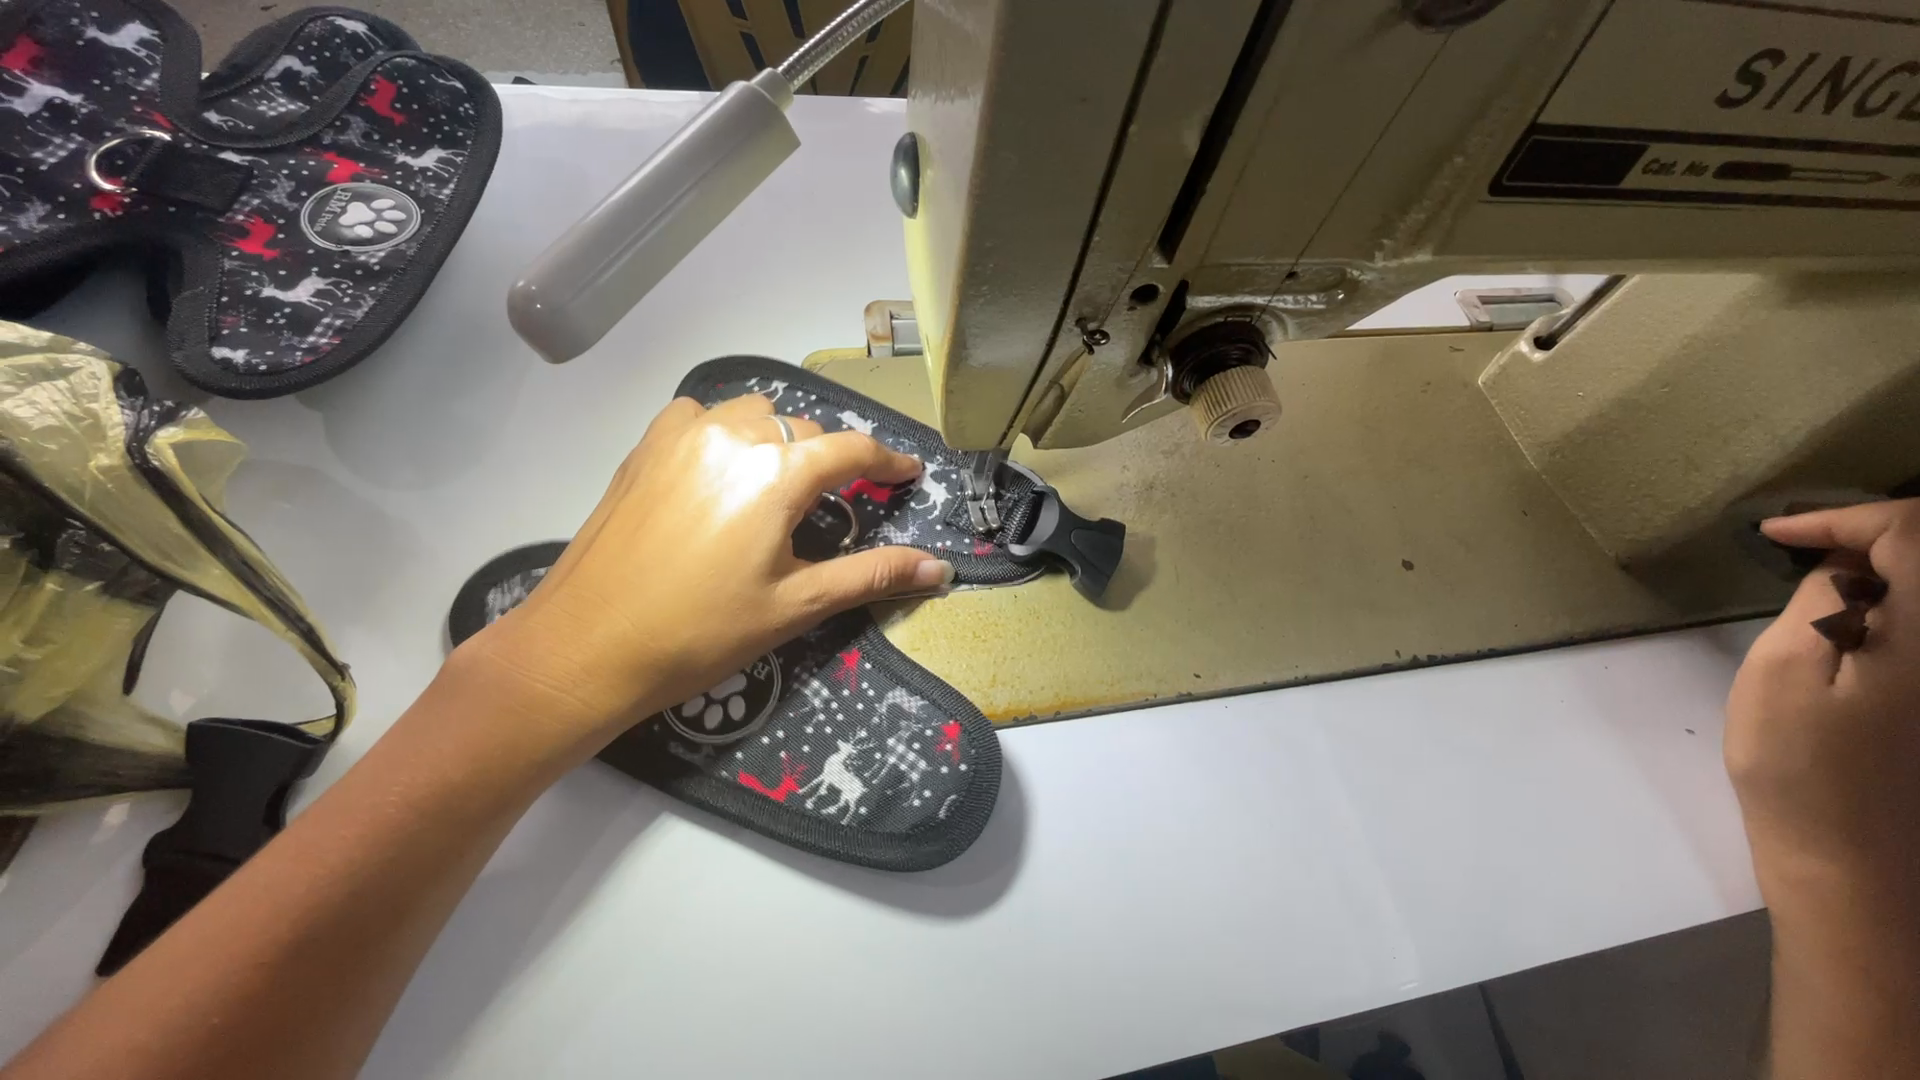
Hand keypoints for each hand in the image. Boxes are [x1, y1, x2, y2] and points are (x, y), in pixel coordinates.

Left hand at [453, 393, 951, 755]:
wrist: (587, 646)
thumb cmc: (701, 632)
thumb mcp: (796, 606)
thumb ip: (872, 575)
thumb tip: (942, 571)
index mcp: (777, 473)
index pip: (852, 449)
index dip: (889, 460)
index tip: (909, 473)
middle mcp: (733, 435)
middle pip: (804, 431)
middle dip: (830, 461)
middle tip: (837, 504)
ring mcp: (683, 435)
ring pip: (754, 415)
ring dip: (779, 441)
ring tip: (778, 486)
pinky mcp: (645, 447)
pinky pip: (702, 417)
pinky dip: (726, 434)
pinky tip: (720, 473)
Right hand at [1725, 498, 1919, 880]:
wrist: (1853, 857)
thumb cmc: (1799, 765)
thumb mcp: (1781, 672)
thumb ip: (1817, 604)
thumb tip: (1842, 568)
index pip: (1913, 533)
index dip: (1843, 518)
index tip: (1774, 534)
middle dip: (1875, 535)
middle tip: (1803, 545)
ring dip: (1888, 567)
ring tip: (1826, 571)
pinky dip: (1897, 600)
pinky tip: (1855, 616)